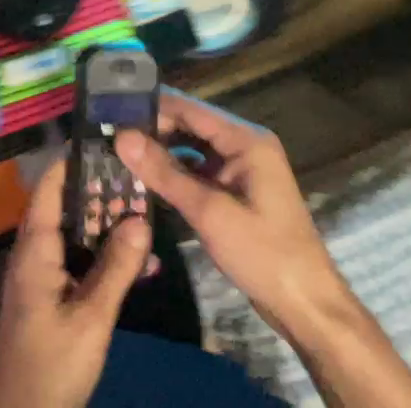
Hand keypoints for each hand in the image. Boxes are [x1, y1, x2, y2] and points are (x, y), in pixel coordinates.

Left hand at [0, 158, 150, 407]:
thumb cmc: (52, 363)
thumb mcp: (91, 316)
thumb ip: (116, 268)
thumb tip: (140, 217)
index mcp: (34, 249)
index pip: (49, 188)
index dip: (73, 162)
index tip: (108, 143)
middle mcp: (33, 255)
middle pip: (65, 209)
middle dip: (100, 194)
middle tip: (140, 178)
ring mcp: (39, 278)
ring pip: (75, 237)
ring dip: (107, 228)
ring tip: (146, 214)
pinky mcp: (49, 300)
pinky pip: (77, 264)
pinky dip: (104, 259)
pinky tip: (139, 265)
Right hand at [114, 90, 346, 334]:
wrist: (304, 303)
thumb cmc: (262, 253)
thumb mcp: (208, 212)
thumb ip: (164, 172)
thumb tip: (121, 137)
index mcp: (246, 140)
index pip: (189, 108)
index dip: (150, 107)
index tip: (110, 109)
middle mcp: (244, 145)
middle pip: (189, 125)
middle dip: (151, 129)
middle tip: (106, 134)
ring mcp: (240, 169)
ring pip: (191, 148)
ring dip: (159, 152)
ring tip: (116, 153)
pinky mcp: (234, 191)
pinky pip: (197, 170)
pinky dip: (173, 173)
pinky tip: (143, 179)